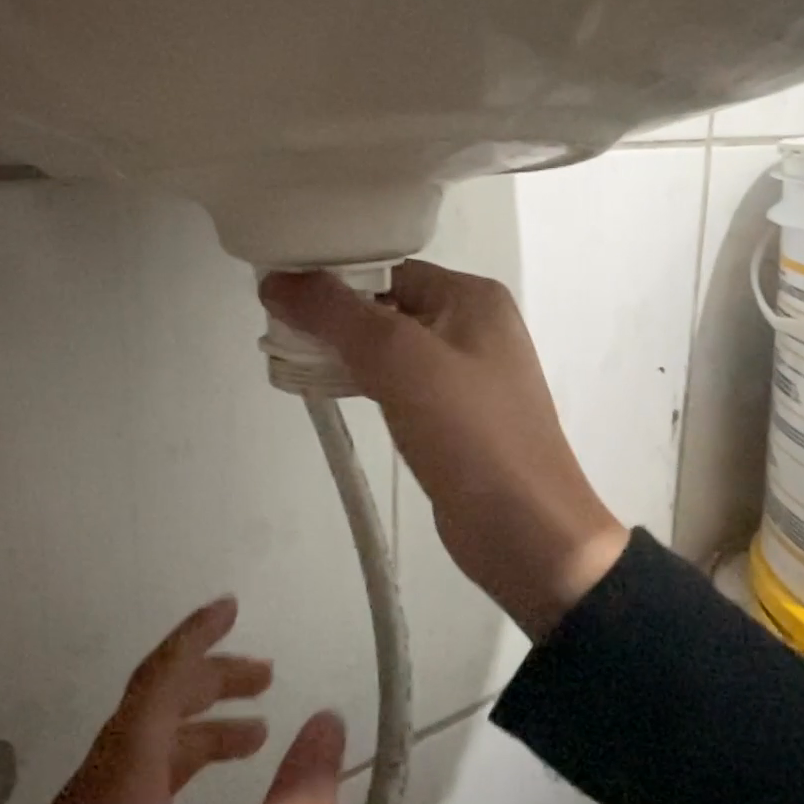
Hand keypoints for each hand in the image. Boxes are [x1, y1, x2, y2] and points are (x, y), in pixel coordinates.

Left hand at [45, 597, 347, 803]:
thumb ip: (300, 799)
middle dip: (210, 683)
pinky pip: (126, 786)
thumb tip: (328, 723)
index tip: (230, 605)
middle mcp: (88, 796)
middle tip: (265, 677)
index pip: (156, 680)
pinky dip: (171, 771)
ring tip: (253, 733)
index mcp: (119, 783)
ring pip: (135, 752)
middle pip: (147, 709)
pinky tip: (201, 793)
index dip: (196, 635)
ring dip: (195, 731)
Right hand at [261, 262, 630, 639]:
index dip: (332, 280)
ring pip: (389, 348)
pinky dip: (363, 384)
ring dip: (344, 353)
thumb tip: (276, 280)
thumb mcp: (398, 359)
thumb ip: (335, 314)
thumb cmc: (468, 432)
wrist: (527, 533)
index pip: (387, 270)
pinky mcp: (454, 417)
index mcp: (471, 296)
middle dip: (333, 319)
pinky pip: (398, 385)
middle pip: (386, 306)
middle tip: (279, 332)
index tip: (279, 296)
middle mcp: (473, 326)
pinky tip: (328, 393)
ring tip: (293, 362)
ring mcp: (466, 374)